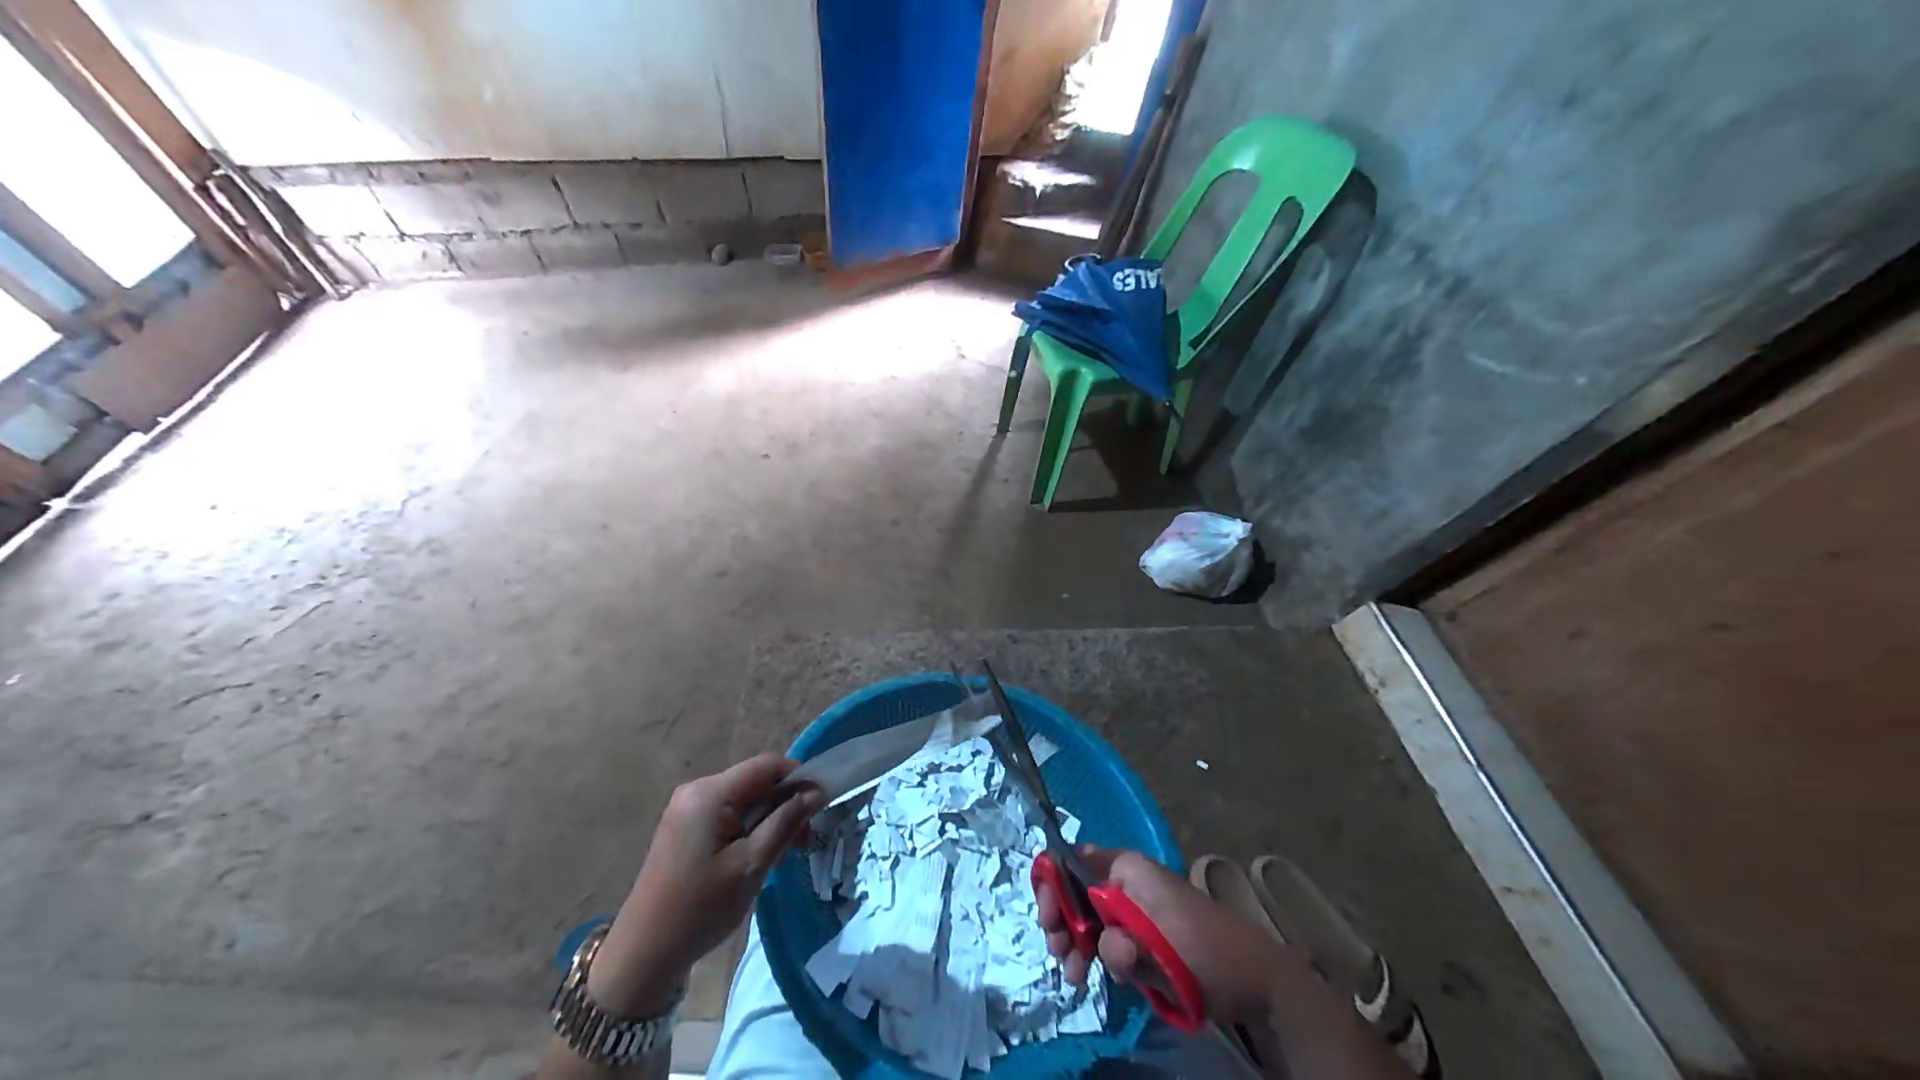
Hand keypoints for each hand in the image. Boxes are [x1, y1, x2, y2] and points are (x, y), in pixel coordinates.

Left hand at [586, 754, 823, 1016]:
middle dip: (785, 806)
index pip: (767, 765)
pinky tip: (758, 857)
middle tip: (804, 843)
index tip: (822, 808)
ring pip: (745, 800)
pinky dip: (750, 829)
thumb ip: (786, 821)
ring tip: (783, 856)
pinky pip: (729, 814)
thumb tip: (816, 790)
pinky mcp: (685, 826)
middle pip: (756, 782)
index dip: (799, 779)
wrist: (644, 952)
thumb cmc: (701, 907)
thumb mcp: (752, 864)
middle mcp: (697, 790)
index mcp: (710, 793)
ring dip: (770, 820)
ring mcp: (688, 807)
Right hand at [1037, 846, 1307, 1023]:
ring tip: (1075, 976)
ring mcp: (1136, 910)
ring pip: (1090, 920)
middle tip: (1059, 953)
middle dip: (1063, 922)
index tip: (1048, 918)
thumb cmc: (1208, 950)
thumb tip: (1105, 942)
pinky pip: (1109, 939)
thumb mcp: (1163, 946)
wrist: (1258, 979)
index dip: (1053, 883)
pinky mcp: (1144, 936)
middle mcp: (1127, 883)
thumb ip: (1123, 942)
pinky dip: (1098, 955)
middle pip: (1077, 892)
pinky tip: (1094, 975)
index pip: (1074, 860)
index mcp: (1129, 870)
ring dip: (1078, 945)